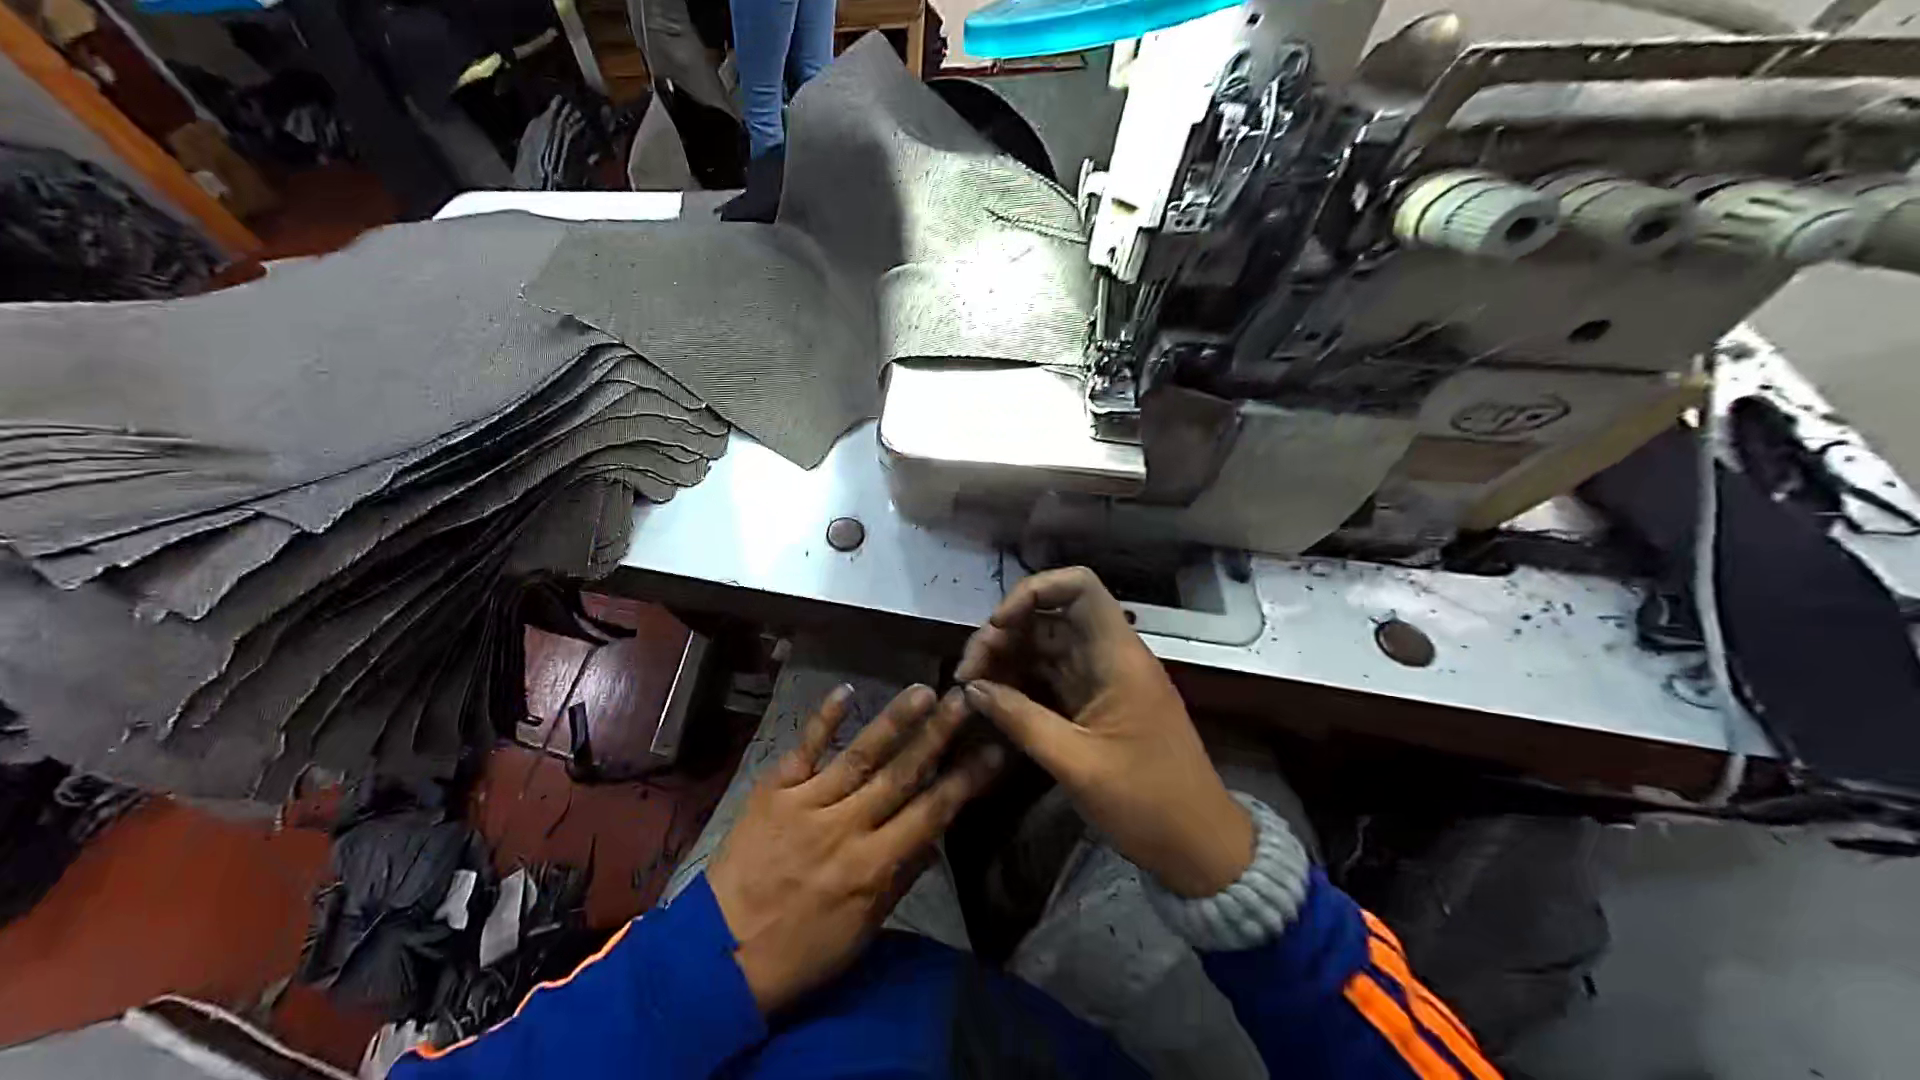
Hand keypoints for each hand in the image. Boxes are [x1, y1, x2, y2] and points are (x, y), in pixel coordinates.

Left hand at [706, 683, 1001, 1013]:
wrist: (716, 957)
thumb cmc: (800, 953)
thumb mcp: (862, 930)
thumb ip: (900, 878)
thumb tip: (935, 835)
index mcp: (872, 867)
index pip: (931, 813)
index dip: (965, 780)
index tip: (993, 749)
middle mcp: (845, 828)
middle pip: (902, 775)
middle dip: (938, 735)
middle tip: (966, 701)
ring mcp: (806, 804)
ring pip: (860, 756)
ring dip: (894, 721)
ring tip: (924, 691)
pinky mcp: (773, 792)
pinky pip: (803, 751)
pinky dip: (824, 720)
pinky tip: (846, 691)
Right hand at [955, 567, 1252, 897]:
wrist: (1200, 847)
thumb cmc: (1148, 802)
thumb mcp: (1076, 763)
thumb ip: (1020, 719)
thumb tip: (972, 689)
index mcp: (1118, 656)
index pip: (1079, 587)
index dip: (1033, 591)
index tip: (998, 625)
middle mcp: (1110, 657)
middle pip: (1051, 617)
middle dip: (1005, 634)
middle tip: (968, 673)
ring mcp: (1103, 682)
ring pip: (1047, 648)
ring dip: (1008, 659)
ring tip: (973, 688)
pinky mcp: (1096, 706)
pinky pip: (1052, 678)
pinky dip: (1022, 684)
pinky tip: (993, 701)